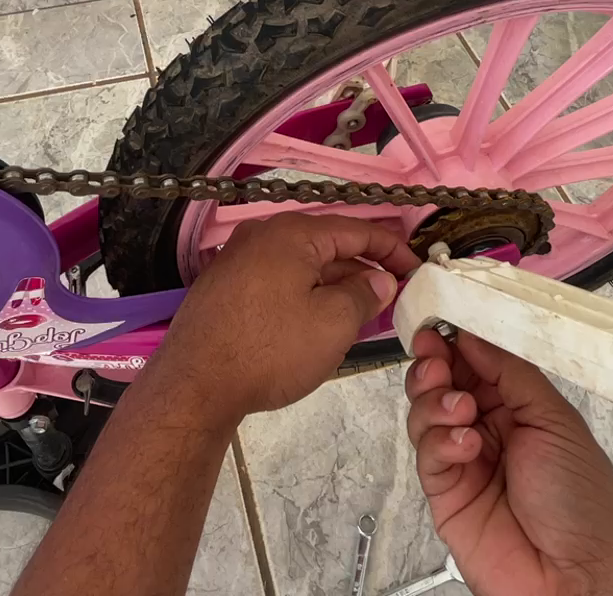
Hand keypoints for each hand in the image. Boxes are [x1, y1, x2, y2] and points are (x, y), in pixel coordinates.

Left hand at [146, 214, 419, 422]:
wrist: (194, 382)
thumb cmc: (269, 349)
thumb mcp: (331, 324)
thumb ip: (363, 295)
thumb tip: (379, 279)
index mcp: (292, 234)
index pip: (355, 229)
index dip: (391, 248)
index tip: (417, 268)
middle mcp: (263, 235)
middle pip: (326, 243)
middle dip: (363, 266)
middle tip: (394, 290)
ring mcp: (240, 258)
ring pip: (302, 263)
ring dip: (335, 281)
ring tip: (364, 307)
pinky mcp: (227, 284)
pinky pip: (279, 277)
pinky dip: (306, 290)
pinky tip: (319, 316)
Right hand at [406, 328, 612, 595]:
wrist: (578, 578)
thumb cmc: (581, 500)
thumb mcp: (554, 419)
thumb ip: (509, 371)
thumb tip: (469, 334)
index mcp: (513, 406)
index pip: (471, 361)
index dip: (452, 341)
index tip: (437, 323)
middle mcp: (483, 426)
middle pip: (439, 381)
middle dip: (432, 364)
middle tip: (435, 360)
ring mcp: (461, 458)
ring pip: (424, 410)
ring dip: (435, 399)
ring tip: (461, 409)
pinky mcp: (443, 490)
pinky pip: (426, 451)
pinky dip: (440, 440)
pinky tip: (465, 444)